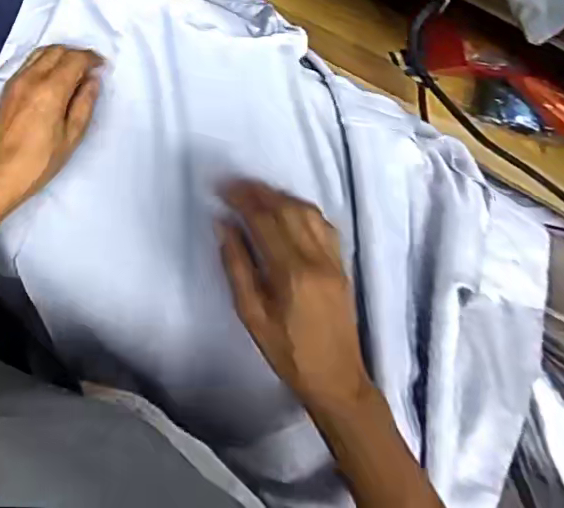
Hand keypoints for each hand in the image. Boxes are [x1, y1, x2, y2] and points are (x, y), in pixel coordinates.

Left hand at [0, 45, 102, 207]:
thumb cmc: (38, 161)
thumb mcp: (72, 135)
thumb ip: (85, 103)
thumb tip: (92, 80)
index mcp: (50, 90)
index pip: (75, 59)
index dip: (91, 59)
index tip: (101, 66)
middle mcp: (31, 78)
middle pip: (57, 50)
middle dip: (76, 54)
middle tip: (89, 68)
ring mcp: (16, 81)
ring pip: (41, 52)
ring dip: (60, 55)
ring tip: (72, 71)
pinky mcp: (7, 88)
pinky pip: (29, 63)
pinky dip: (45, 62)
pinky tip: (52, 78)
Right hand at [219, 181, 374, 413]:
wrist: (337, 379)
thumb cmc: (288, 353)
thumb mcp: (252, 316)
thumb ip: (237, 267)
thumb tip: (224, 225)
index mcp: (292, 273)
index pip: (263, 221)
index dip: (242, 199)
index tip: (222, 188)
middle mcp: (316, 257)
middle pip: (286, 209)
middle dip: (258, 191)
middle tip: (234, 184)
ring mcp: (333, 257)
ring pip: (306, 210)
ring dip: (279, 195)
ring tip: (256, 191)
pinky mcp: (342, 262)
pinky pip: (322, 222)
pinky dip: (301, 207)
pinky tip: (287, 207)